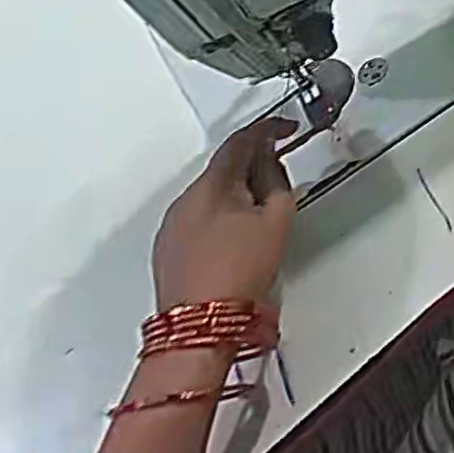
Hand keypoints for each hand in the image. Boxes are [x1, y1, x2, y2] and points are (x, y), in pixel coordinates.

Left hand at [152, 116, 296, 307]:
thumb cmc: (242, 268)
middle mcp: (183, 201)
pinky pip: (199, 213)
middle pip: (223, 166)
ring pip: (211, 191)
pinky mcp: (168, 247)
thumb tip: (270, 165)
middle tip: (281, 165)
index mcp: (210, 187)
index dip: (267, 129)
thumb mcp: (278, 216)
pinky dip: (223, 208)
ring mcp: (171, 226)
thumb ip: (277, 179)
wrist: (203, 324)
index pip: (240, 142)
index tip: (286, 127)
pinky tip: (241, 226)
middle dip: (253, 161)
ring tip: (265, 202)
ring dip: (238, 186)